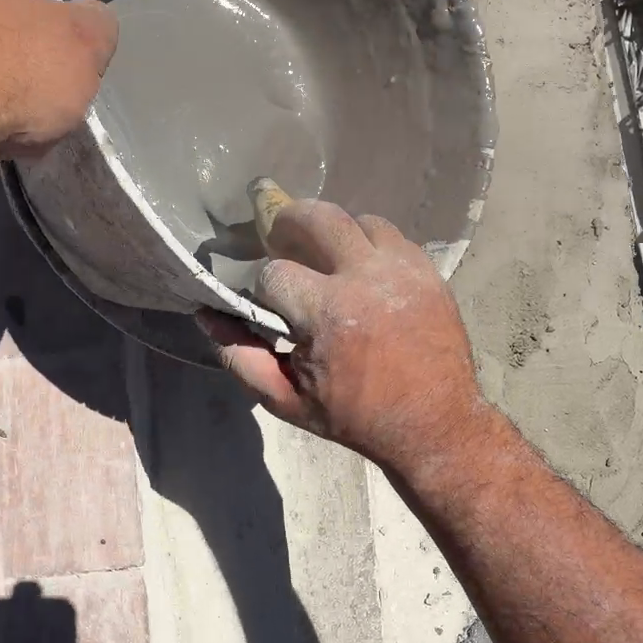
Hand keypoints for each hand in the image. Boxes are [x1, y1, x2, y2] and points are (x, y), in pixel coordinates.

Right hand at [198, 200, 497, 474]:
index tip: (273, 310)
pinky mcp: (428, 271)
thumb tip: (209, 317)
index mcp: (327, 314)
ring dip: (334, 232)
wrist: (433, 424)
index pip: (274, 273)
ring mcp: (402, 270)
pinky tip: (361, 268)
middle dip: (289, 225)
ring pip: (358, 220)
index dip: (264, 289)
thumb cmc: (354, 417)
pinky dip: (368, 244)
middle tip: (280, 239)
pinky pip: (391, 235)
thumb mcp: (285, 400)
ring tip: (325, 256)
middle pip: (317, 217)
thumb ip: (241, 357)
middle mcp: (365, 278)